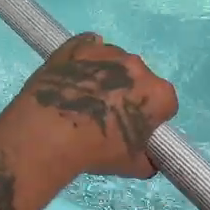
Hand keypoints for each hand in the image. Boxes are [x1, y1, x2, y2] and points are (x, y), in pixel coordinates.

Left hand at [13, 33, 177, 178]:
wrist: (46, 132)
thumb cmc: (94, 150)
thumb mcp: (134, 166)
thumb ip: (149, 156)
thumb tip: (148, 155)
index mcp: (158, 94)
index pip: (162, 102)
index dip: (149, 114)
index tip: (133, 123)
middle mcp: (136, 66)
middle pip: (136, 77)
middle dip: (127, 90)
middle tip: (105, 107)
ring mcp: (103, 51)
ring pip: (111, 59)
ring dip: (104, 71)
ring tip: (82, 91)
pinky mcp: (72, 46)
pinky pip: (85, 44)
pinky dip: (84, 53)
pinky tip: (74, 67)